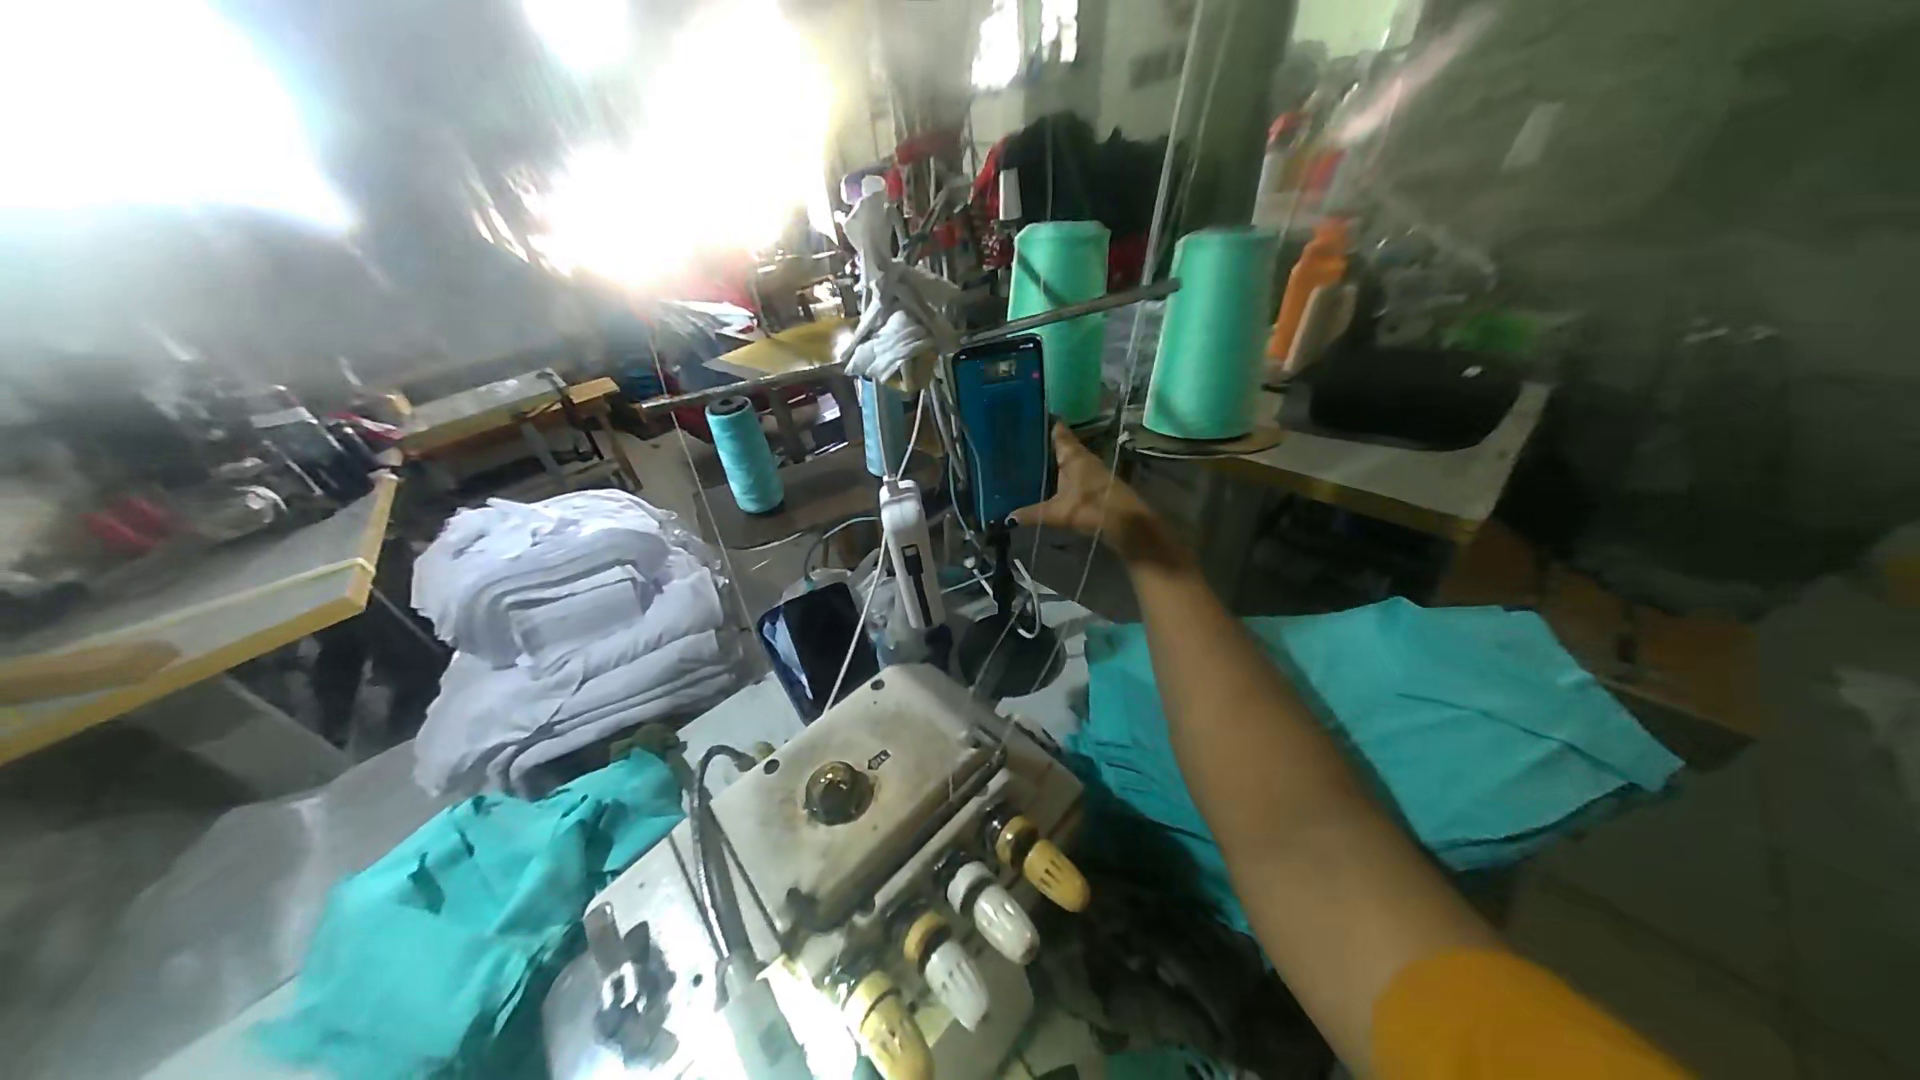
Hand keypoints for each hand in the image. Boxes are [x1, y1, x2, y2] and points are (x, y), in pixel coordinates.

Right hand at [1011, 423, 1189, 569]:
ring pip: (1069, 460)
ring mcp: (1093, 470)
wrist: (1127, 524)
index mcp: (1073, 455)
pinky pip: (1075, 473)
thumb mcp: (1056, 513)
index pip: (1058, 430)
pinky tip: (1051, 482)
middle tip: (1019, 442)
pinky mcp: (1098, 484)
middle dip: (1044, 444)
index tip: (1027, 416)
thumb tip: (1007, 518)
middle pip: (1062, 445)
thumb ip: (1032, 514)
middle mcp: (1083, 457)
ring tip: (1030, 461)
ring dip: (1054, 460)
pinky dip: (1063, 474)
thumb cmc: (1091, 508)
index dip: (1044, 422)